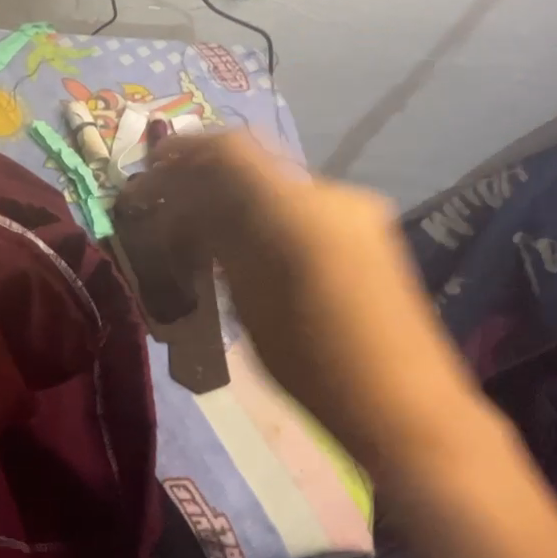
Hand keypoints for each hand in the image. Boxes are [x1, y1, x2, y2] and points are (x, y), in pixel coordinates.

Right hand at [121, 132, 489, 469]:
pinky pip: (300, 209)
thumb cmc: (312, 362)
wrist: (405, 407)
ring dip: (232, 201)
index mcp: (296, 208)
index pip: (229, 149)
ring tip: (201, 234)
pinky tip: (244, 250)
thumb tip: (183, 204)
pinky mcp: (368, 234)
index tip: (151, 170)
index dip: (184, 150)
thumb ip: (216, 237)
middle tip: (168, 207)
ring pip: (274, 189)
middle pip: (251, 167)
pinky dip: (262, 217)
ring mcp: (356, 214)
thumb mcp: (245, 298)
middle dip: (203, 180)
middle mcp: (331, 195)